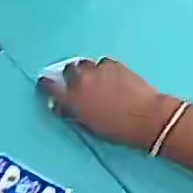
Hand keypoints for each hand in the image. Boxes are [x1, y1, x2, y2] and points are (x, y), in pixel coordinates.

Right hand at [40, 58, 181, 149]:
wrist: (146, 118)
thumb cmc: (118, 129)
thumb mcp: (89, 125)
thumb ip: (73, 112)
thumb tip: (64, 106)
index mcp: (72, 99)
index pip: (49, 85)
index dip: (46, 84)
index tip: (46, 84)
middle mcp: (81, 81)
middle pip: (68, 70)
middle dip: (71, 76)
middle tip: (78, 84)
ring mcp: (97, 70)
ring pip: (84, 63)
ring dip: (86, 70)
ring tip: (95, 79)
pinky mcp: (113, 64)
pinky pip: (102, 63)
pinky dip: (103, 69)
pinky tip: (111, 78)